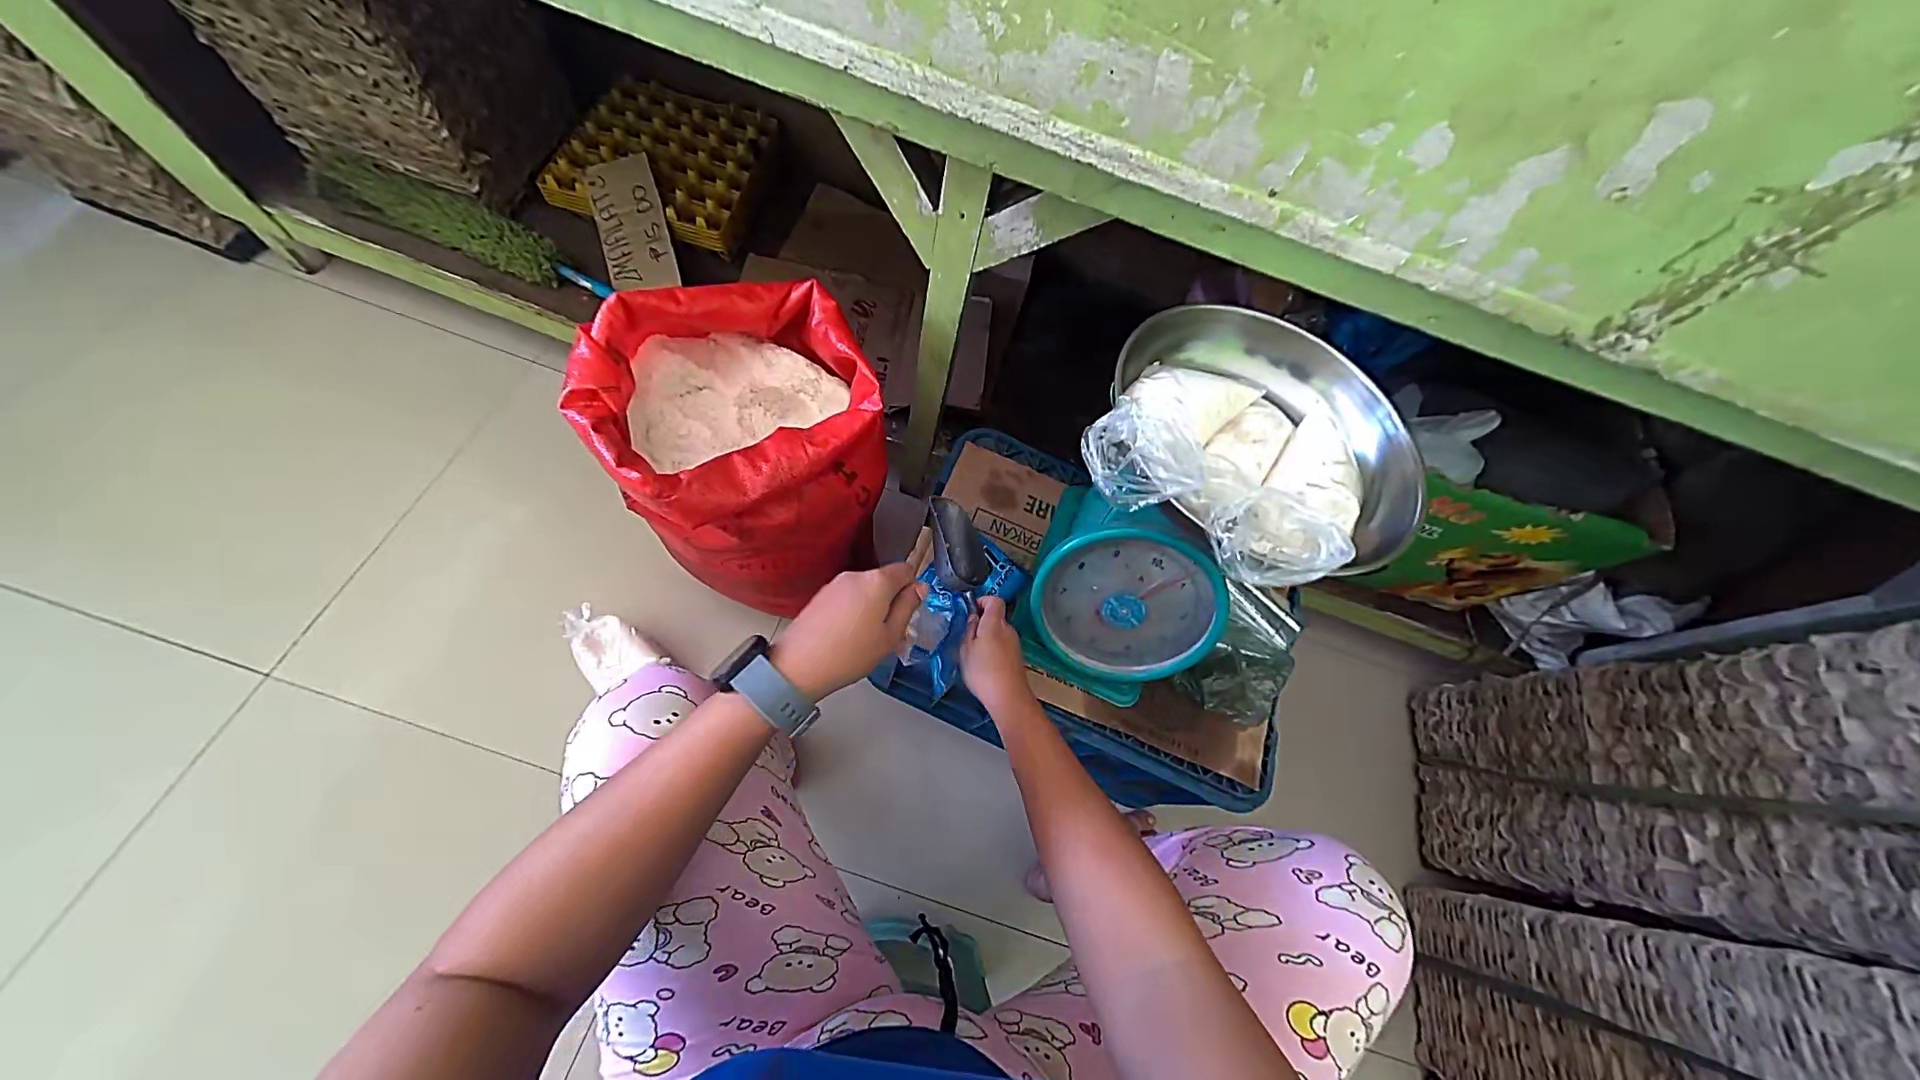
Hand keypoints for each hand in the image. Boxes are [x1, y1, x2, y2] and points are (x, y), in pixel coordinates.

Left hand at [771, 563, 927, 699]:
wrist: (799, 665)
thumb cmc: (848, 654)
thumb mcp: (890, 636)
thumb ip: (907, 607)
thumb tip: (919, 589)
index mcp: (877, 581)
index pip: (906, 569)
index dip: (912, 589)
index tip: (908, 610)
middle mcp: (855, 575)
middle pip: (884, 580)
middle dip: (890, 601)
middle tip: (890, 632)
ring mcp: (835, 584)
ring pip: (866, 590)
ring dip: (872, 607)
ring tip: (867, 639)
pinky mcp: (821, 595)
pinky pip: (847, 597)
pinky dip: (853, 611)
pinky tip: (848, 637)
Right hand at [960, 597, 1032, 712]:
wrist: (1008, 696)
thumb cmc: (983, 671)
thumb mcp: (966, 648)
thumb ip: (968, 629)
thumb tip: (973, 617)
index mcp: (995, 623)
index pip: (994, 600)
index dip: (981, 601)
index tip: (969, 611)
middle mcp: (1008, 629)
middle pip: (996, 616)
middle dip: (981, 622)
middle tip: (966, 635)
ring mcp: (1014, 643)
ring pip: (999, 632)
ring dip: (986, 636)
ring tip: (973, 652)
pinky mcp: (1016, 656)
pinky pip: (1002, 644)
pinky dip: (993, 648)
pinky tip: (984, 663)